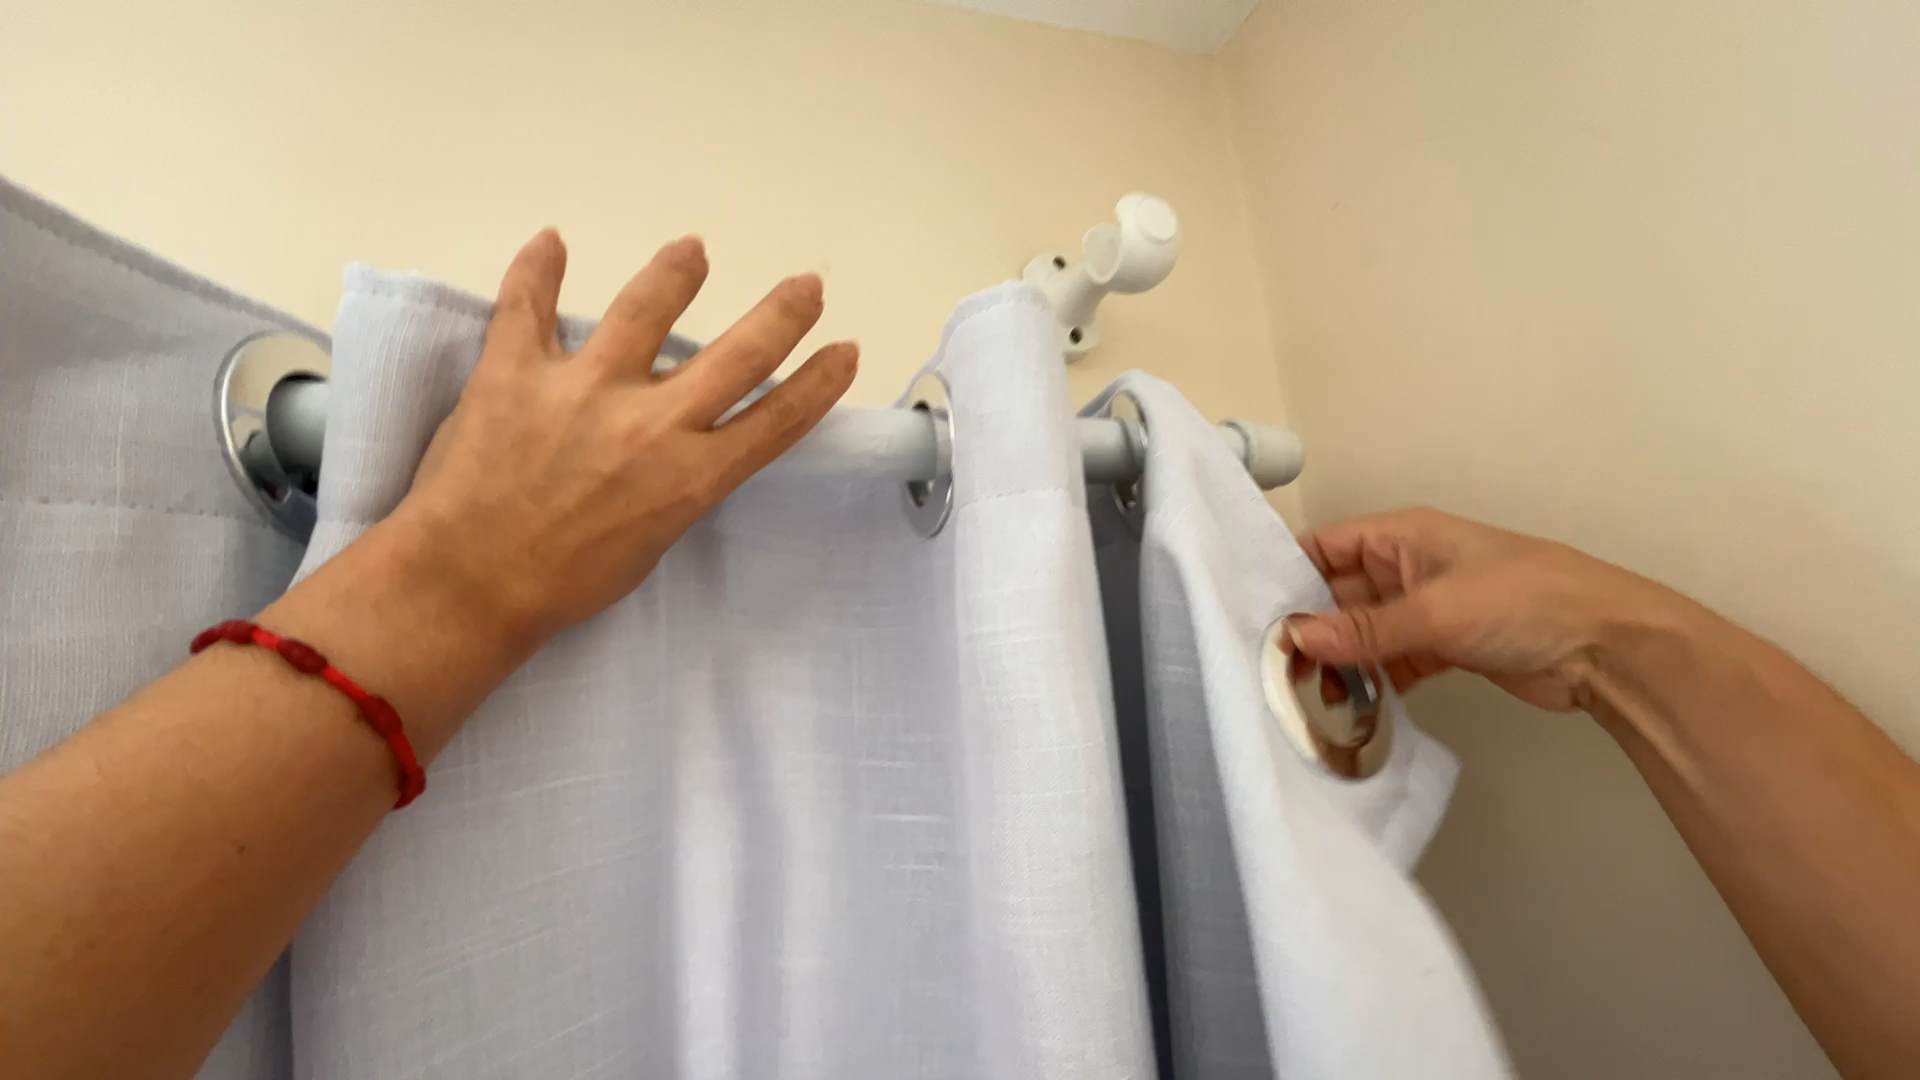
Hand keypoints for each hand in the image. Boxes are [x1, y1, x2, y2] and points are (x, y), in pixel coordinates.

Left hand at [386, 229, 857, 647]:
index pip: (779, 419)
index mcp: (694, 477)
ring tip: (694, 250)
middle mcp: (653, 425)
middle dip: (784, 315)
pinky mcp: (516, 372)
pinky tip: (553, 241)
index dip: (821, 381)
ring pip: (644, 310)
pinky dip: (538, 269)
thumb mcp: (659, 537)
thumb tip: (690, 440)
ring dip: (677, 273)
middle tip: (808, 285)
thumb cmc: (573, 580)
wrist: (471, 587)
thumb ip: (683, 481)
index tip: (845, 350)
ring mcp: (584, 390)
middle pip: (740, 355)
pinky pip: (526, 305)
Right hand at [1288, 508, 1686, 711]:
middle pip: (1336, 593)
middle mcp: (1403, 568)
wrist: (1614, 648)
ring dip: (1339, 659)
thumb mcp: (1434, 611)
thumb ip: (1362, 630)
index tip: (1253, 611)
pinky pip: (1389, 659)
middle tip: (1273, 664)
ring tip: (1305, 691)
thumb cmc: (1522, 602)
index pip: (1323, 546)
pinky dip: (1373, 680)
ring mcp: (1422, 608)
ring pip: (1361, 631)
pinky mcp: (1440, 646)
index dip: (1288, 573)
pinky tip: (1352, 705)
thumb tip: (1294, 640)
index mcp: (1400, 537)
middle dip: (1309, 626)